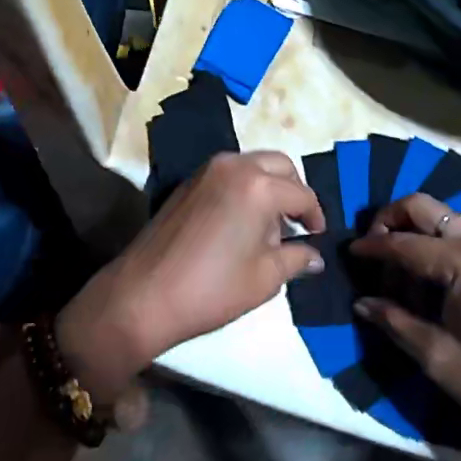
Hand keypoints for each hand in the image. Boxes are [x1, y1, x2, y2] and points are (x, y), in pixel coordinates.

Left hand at [57, 151, 325, 401]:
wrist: (142, 296)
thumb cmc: (211, 289)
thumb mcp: (265, 278)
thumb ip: (296, 258)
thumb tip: (315, 256)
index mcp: (259, 186)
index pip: (302, 194)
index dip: (315, 216)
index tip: (317, 236)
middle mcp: (235, 165)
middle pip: (280, 166)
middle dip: (294, 192)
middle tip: (297, 224)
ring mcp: (208, 169)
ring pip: (254, 165)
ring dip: (270, 186)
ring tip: (270, 223)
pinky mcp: (189, 181)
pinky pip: (230, 173)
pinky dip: (246, 187)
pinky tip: (242, 220)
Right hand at [348, 195, 460, 460]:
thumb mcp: (439, 358)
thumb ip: (395, 321)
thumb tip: (362, 302)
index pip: (405, 242)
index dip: (372, 247)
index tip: (348, 252)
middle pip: (427, 208)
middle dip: (392, 221)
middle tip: (372, 254)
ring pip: (446, 221)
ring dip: (417, 236)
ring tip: (399, 280)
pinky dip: (439, 248)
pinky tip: (429, 285)